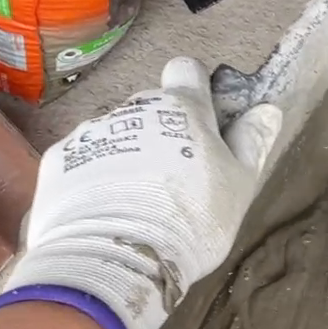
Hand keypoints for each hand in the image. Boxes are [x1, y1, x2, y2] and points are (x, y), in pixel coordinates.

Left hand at [3, 57, 282, 328]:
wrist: (115, 257)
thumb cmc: (192, 218)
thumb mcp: (239, 186)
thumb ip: (251, 144)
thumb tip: (267, 110)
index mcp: (183, 108)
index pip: (186, 70)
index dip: (194, 89)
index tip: (201, 121)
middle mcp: (134, 107)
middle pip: (150, 106)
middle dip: (160, 131)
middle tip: (173, 178)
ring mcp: (92, 131)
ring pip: (117, 132)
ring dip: (128, 153)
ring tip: (135, 201)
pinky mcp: (60, 159)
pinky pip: (83, 158)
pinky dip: (94, 176)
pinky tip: (104, 210)